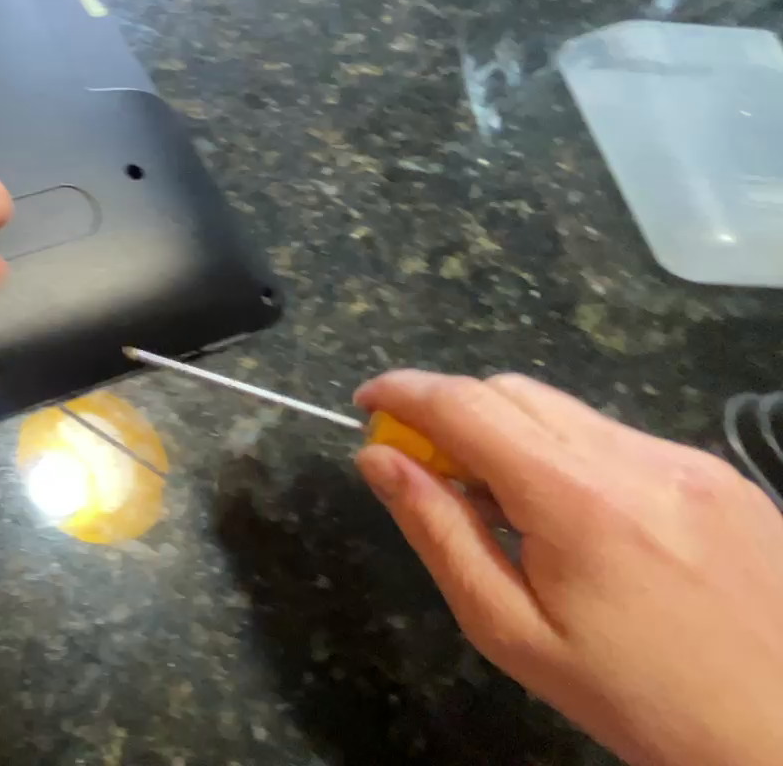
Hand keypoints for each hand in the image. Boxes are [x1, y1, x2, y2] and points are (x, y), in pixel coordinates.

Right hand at [354, 371, 782, 765]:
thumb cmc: (634, 696)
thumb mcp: (506, 626)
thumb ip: (434, 529)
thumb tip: (375, 457)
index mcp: (578, 499)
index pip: (463, 403)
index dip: (400, 390)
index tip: (363, 405)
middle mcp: (639, 462)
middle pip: (507, 391)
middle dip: (446, 410)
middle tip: (424, 465)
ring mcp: (691, 466)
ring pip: (558, 408)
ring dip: (502, 430)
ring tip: (500, 499)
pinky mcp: (725, 479)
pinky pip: (609, 434)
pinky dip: (559, 449)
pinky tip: (570, 514)